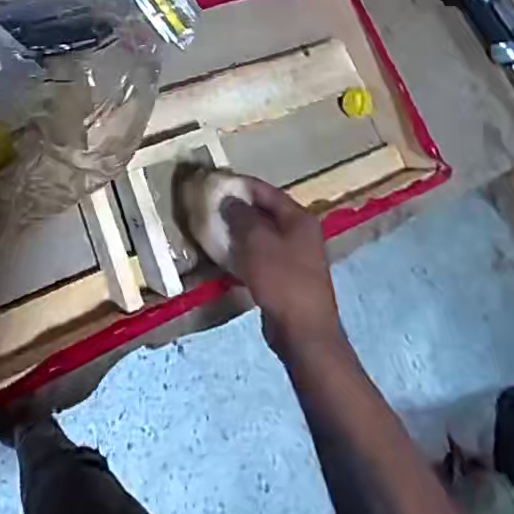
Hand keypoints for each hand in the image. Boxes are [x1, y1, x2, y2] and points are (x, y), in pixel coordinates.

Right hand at [221, 177, 344, 354]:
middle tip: (210, 207)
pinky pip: (262, 257)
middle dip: (238, 210)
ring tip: (213, 230)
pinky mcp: (287, 278)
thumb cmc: (282, 279)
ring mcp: (296, 257)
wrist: (303, 330)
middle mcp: (301, 233)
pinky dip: (245, 254)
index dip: (241, 185)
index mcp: (299, 218)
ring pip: (262, 236)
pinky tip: (226, 258)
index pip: (266, 191)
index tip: (216, 183)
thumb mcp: (257, 241)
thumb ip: (242, 216)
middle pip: (265, 213)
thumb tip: (230, 200)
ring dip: (240, 234)